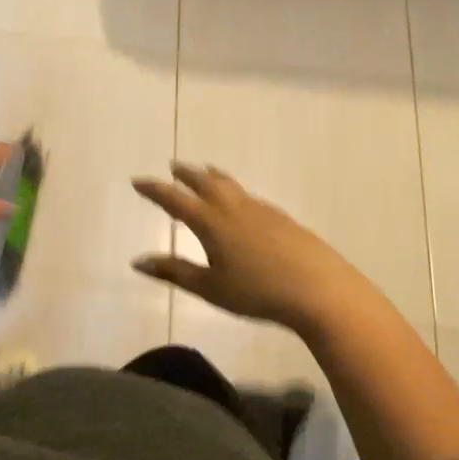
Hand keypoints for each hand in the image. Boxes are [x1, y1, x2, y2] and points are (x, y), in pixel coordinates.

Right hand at [131, 162, 375, 334]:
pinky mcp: (283, 219)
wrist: (321, 291)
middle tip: (173, 167)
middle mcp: (233, 208)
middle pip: (204, 182)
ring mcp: (261, 210)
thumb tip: (137, 261)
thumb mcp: (210, 288)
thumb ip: (174, 272)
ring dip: (212, 176)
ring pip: (231, 185)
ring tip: (206, 172)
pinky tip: (242, 203)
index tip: (137, 180)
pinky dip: (236, 191)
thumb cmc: (258, 292)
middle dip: (185, 174)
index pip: (174, 199)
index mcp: (210, 222)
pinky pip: (250, 196)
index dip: (154, 190)